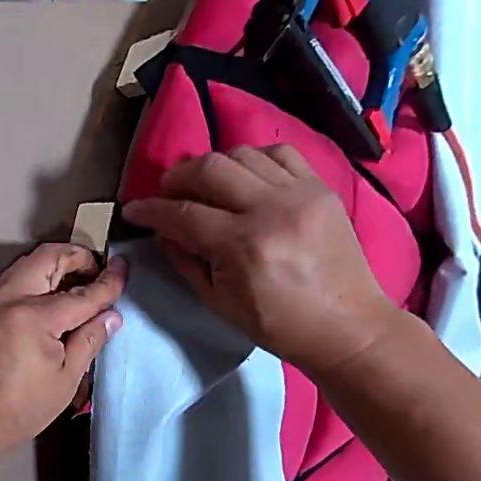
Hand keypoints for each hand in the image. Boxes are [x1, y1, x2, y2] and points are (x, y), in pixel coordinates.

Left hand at [0, 243, 125, 458]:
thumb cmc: (19, 410)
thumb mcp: (65, 380)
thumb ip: (89, 340)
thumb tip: (111, 314)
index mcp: (31, 318)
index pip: (80, 294)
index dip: (108, 282)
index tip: (124, 268)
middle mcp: (6, 299)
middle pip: (46, 257)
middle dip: (76, 257)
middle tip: (97, 271)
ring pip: (25, 265)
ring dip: (53, 265)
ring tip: (76, 283)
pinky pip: (10, 281)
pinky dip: (33, 279)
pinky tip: (48, 299)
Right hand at [121, 145, 399, 375]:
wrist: (347, 326)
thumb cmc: (277, 324)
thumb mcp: (218, 302)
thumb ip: (186, 261)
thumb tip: (164, 231)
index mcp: (243, 245)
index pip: (183, 213)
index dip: (151, 209)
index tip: (133, 209)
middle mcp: (271, 209)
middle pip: (210, 169)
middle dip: (177, 177)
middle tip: (167, 192)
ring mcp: (300, 193)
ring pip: (242, 154)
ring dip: (213, 165)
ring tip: (204, 185)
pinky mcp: (321, 188)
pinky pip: (279, 153)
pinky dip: (253, 160)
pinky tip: (244, 178)